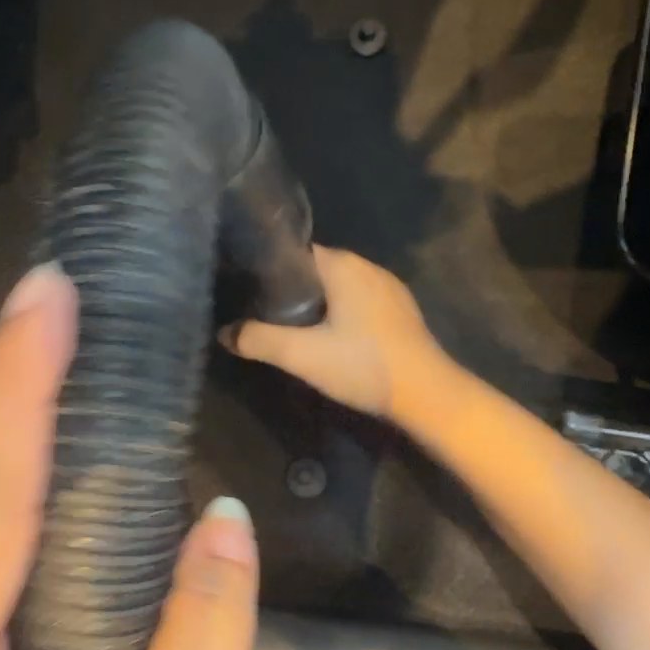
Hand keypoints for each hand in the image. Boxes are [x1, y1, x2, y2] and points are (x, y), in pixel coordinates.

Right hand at [220, 246, 450, 422]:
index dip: (270, 270)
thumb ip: (259, 341)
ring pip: (340, 290)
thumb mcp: (302, 356)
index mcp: (344, 266)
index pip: (297, 253)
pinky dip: (339, 317)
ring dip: (316, 307)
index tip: (247, 289)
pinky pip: (359, 305)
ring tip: (290, 330)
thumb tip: (223, 333)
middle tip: (262, 316)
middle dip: (290, 291)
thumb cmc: (363, 366)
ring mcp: (389, 291)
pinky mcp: (400, 314)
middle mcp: (368, 268)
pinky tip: (329, 342)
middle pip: (318, 271)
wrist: (426, 395)